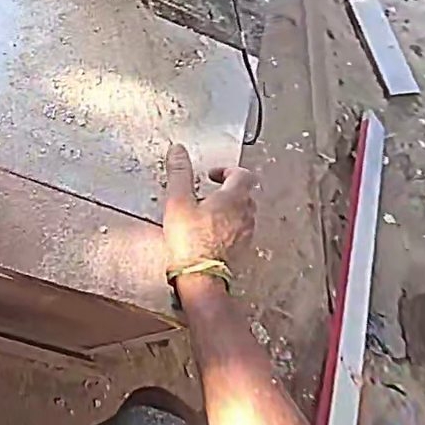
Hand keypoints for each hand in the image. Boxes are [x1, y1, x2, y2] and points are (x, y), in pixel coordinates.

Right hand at [162, 143, 255, 270]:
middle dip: (228, 190)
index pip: (243, 174)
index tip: (212, 175)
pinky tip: (210, 233)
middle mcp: (246, 213)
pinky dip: (228, 226)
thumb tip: (178, 149)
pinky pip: (239, 230)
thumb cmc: (190, 238)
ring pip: (243, 213)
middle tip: (208, 193)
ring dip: (229, 209)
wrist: (200, 275)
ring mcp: (246, 232)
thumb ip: (180, 173)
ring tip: (207, 213)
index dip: (228, 171)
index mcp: (234, 198)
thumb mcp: (178, 201)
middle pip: (245, 193)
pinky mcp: (242, 248)